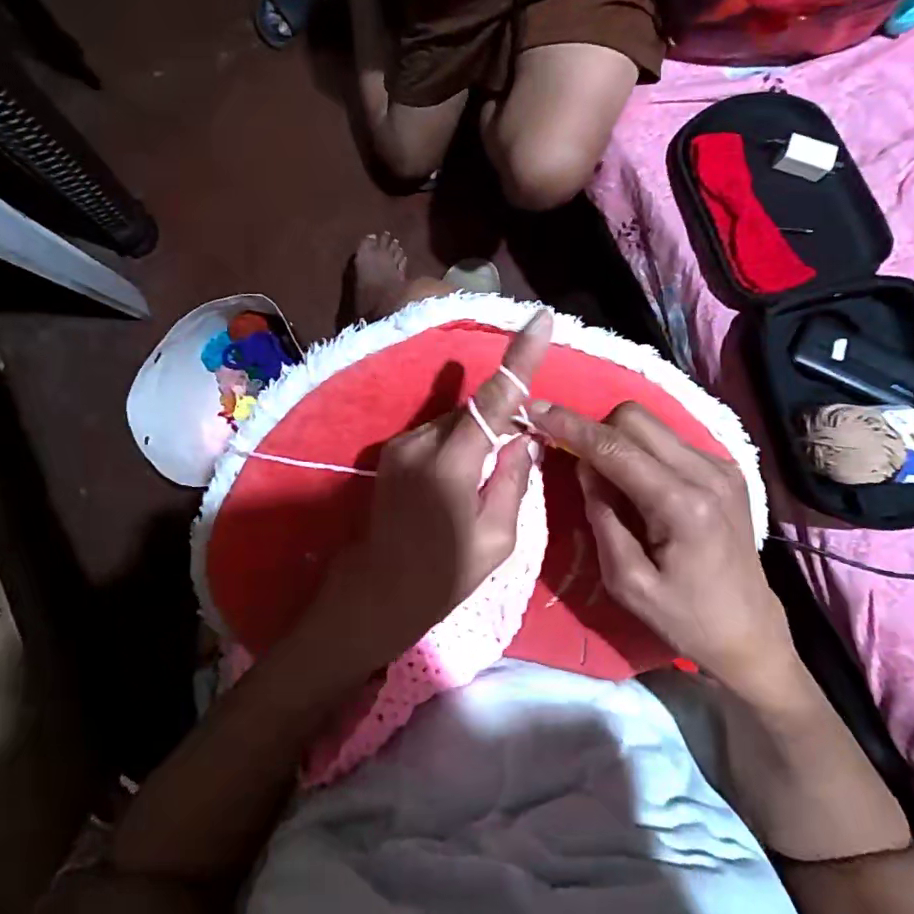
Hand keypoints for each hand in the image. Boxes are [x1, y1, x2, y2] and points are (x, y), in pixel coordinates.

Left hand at [297, 310, 553, 674]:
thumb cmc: (442, 577)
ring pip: (455, 422)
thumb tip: (524, 437)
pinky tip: (456, 484)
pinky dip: (457, 445)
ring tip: (477, 487)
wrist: (373, 594)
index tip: (540, 319)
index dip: (520, 359)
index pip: (493, 401)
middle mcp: (421, 443)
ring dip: (476, 437)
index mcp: (451, 466)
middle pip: (475, 411)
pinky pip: (437, 434)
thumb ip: (514, 481)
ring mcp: (401, 445)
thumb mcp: (496, 541)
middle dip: (499, 422)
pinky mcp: (391, 451)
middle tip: (514, 460)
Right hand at [531, 401, 801, 695]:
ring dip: (621, 440)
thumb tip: (584, 466)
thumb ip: (601, 517)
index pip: (615, 448)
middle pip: (635, 418)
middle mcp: (707, 473)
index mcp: (682, 505)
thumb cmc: (684, 618)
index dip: (572, 427)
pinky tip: (642, 488)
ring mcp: (722, 466)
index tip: (537, 411)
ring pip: (653, 423)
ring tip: (612, 483)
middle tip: (580, 466)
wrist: (749, 631)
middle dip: (598, 432)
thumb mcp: (626, 582)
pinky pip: (671, 440)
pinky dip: (645, 452)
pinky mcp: (728, 469)